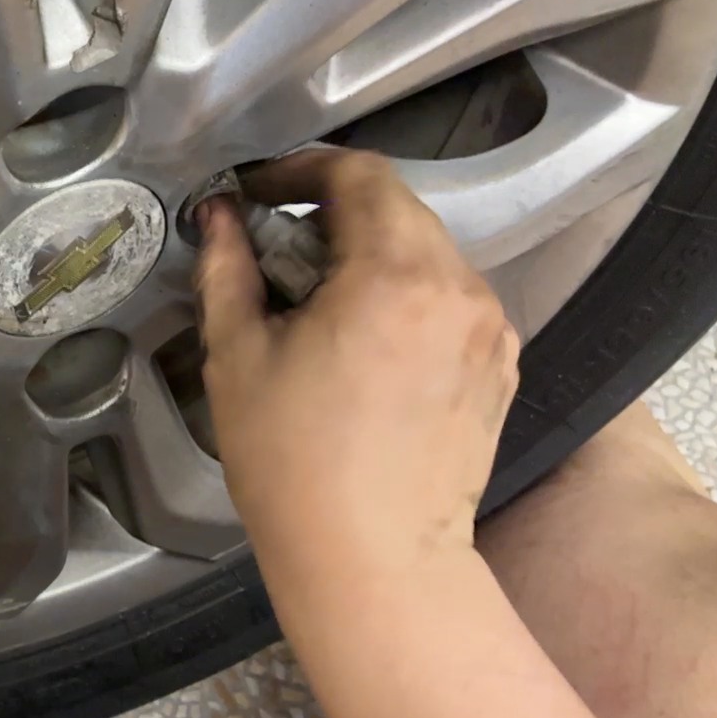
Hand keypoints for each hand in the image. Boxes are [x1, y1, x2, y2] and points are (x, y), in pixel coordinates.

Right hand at [194, 149, 519, 579]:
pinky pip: (445, 300)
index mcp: (392, 276)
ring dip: (362, 257)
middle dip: (326, 216)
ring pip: (424, 256)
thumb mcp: (236, 354)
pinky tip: (353, 343)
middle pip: (396, 211)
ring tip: (308, 306)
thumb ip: (228, 271)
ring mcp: (488, 328)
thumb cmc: (287, 454)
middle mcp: (459, 288)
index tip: (258, 189)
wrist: (367, 548)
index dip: (300, 170)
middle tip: (269, 253)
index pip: (359, 177)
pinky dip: (396, 296)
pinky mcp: (497, 364)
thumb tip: (218, 218)